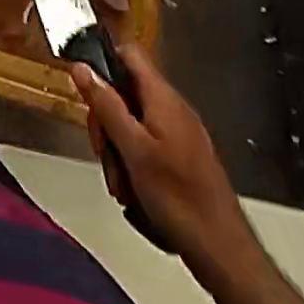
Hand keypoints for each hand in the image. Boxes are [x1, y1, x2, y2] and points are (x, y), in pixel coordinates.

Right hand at [70, 44, 259, 278]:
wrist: (221, 249)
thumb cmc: (177, 196)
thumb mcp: (132, 148)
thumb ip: (106, 105)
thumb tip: (82, 67)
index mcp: (163, 98)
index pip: (129, 54)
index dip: (103, 62)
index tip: (85, 91)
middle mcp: (172, 108)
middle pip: (124, 93)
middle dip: (106, 121)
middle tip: (103, 151)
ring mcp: (178, 133)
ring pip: (130, 123)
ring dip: (116, 149)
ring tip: (121, 182)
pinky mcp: (181, 156)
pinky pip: (144, 145)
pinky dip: (132, 164)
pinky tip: (133, 191)